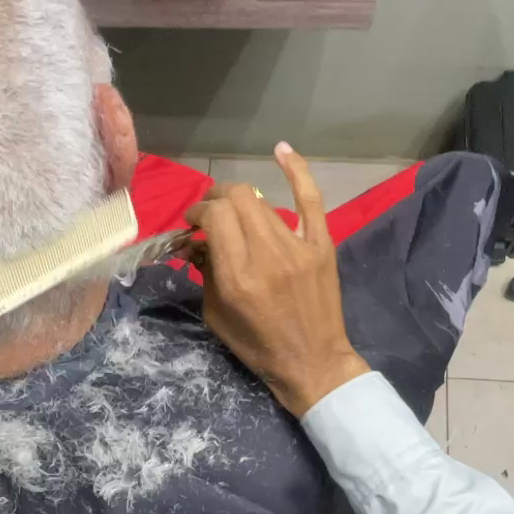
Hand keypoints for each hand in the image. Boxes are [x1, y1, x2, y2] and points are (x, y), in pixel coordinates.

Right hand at [184, 142, 369, 416]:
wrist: (313, 363)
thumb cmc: (258, 347)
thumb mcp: (217, 316)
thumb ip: (204, 273)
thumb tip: (192, 242)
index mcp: (237, 277)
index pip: (215, 217)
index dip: (198, 212)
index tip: (192, 224)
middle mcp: (266, 256)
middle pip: (237, 199)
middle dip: (215, 199)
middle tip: (209, 215)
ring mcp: (298, 248)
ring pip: (263, 201)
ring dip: (240, 199)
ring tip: (232, 210)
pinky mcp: (321, 245)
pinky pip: (310, 198)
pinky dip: (296, 170)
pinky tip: (281, 150)